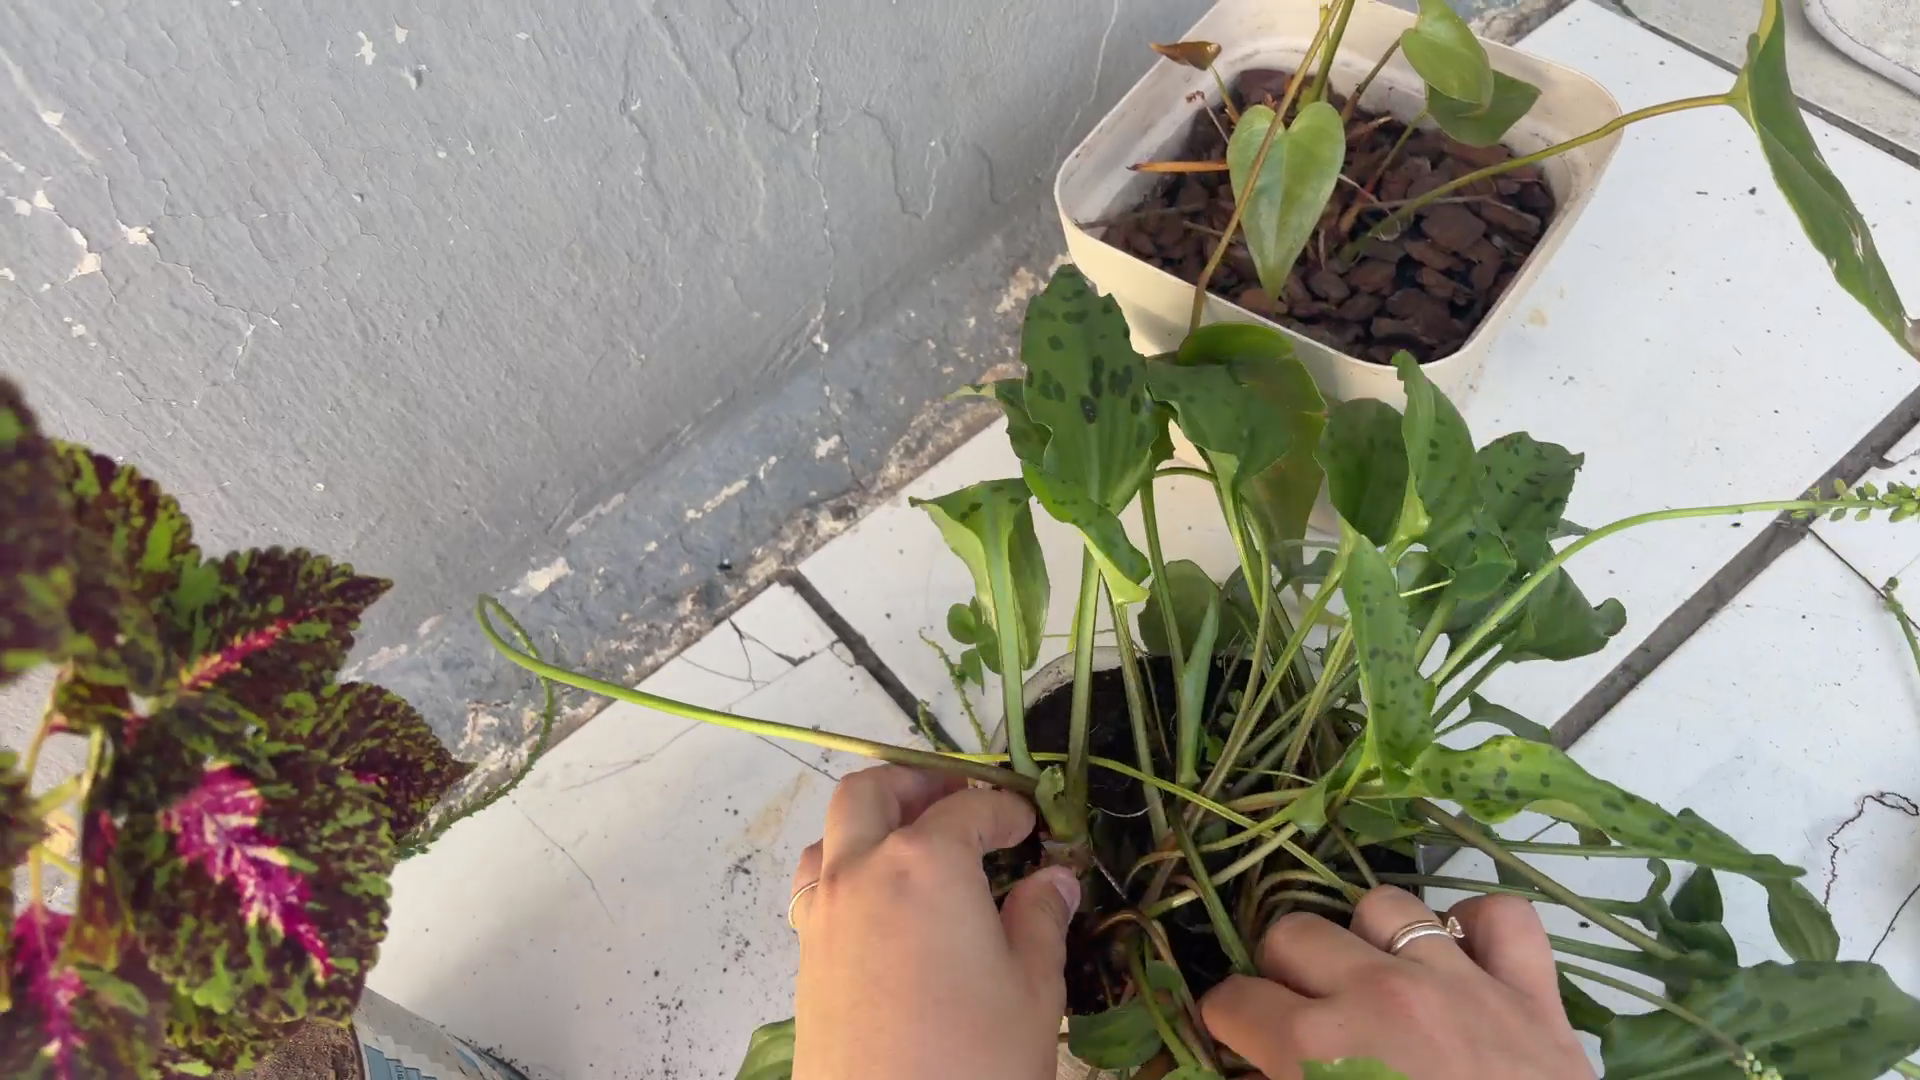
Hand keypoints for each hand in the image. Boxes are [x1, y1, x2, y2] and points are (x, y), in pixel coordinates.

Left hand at [788, 766, 1080, 1079]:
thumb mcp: (1032, 987)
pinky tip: (881, 900)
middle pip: (873, 791)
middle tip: (956, 798)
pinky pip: (818, 881)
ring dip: (870, 818)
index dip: (1005, 809)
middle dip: (916, 783)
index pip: (969, 808)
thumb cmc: (976, 1059)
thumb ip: (1040, 916)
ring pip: (833, 830)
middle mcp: (864, 867)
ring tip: (910, 840)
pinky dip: (847, 864)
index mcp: (926, 861)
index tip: (1027, 822)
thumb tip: (1056, 878)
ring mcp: (826, 909)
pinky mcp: (805, 952)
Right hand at [1201, 886, 1592, 1079]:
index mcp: (1318, 1048)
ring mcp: (1458, 984)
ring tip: (1381, 986)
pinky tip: (1465, 963)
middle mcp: (1378, 994)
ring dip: (1369, 943)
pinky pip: (1502, 917)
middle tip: (1306, 1017)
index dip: (1229, 1022)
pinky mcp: (1532, 995)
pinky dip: (1479, 929)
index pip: (1234, 1000)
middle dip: (1284, 974)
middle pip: (1291, 933)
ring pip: (1381, 907)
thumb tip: (1254, 1069)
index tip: (1242, 1040)